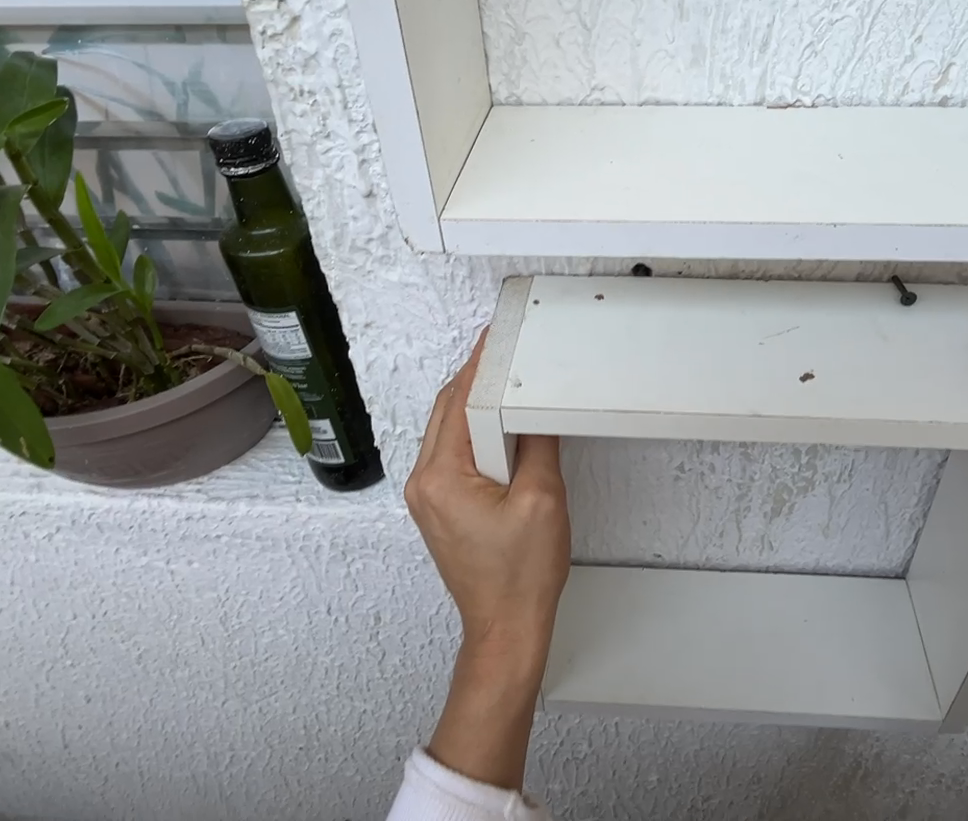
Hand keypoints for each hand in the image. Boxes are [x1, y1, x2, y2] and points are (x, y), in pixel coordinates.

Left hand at [404, 331, 568, 789]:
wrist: (506, 627)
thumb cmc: (519, 577)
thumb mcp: (542, 498)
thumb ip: (537, 444)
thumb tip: (534, 409)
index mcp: (442, 477)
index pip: (460, 403)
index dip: (481, 367)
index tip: (495, 340)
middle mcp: (425, 482)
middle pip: (449, 411)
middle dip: (477, 380)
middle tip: (506, 353)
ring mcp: (429, 496)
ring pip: (450, 431)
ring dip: (477, 405)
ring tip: (509, 382)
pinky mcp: (441, 506)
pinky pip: (453, 453)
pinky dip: (476, 433)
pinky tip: (501, 426)